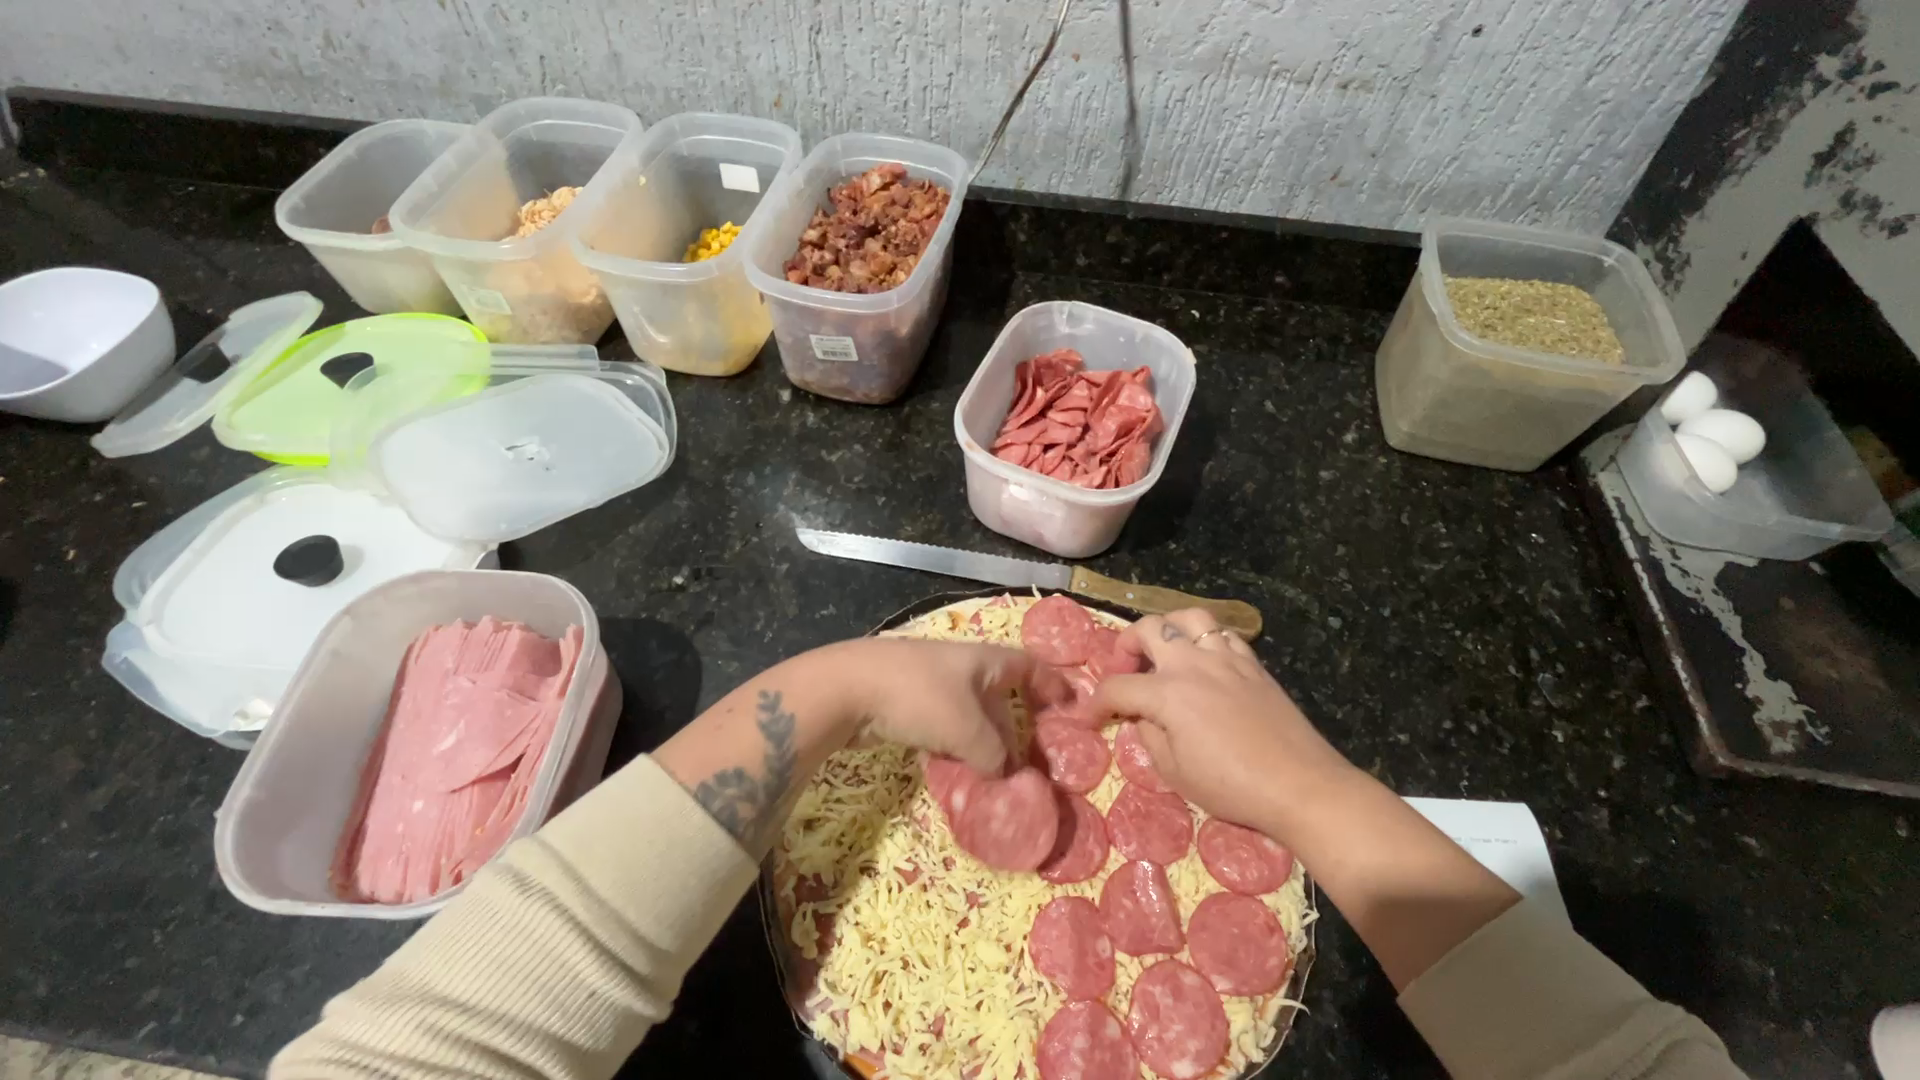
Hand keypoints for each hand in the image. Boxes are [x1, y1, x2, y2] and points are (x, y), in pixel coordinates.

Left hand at [833, 638, 1064, 773]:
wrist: (846, 689)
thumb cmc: (918, 698)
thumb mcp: (967, 730)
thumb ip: (994, 755)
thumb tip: (1004, 775)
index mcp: (985, 661)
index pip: (1031, 667)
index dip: (1053, 686)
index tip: (1072, 710)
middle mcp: (962, 668)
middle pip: (1000, 699)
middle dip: (1016, 731)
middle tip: (1031, 766)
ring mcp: (932, 686)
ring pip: (970, 719)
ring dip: (983, 748)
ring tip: (995, 781)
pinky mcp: (906, 706)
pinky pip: (942, 731)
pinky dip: (952, 752)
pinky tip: (953, 777)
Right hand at [1091, 609, 1350, 831]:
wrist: (1300, 785)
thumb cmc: (1232, 786)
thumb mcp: (1174, 772)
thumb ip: (1148, 736)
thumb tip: (1140, 716)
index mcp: (1168, 693)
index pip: (1117, 687)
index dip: (1095, 703)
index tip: (1086, 719)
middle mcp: (1193, 664)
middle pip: (1148, 629)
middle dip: (1125, 647)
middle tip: (1126, 673)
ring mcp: (1226, 658)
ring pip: (1189, 617)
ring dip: (1168, 628)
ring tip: (1164, 653)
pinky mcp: (1253, 664)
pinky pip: (1222, 634)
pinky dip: (1204, 639)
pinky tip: (1203, 663)